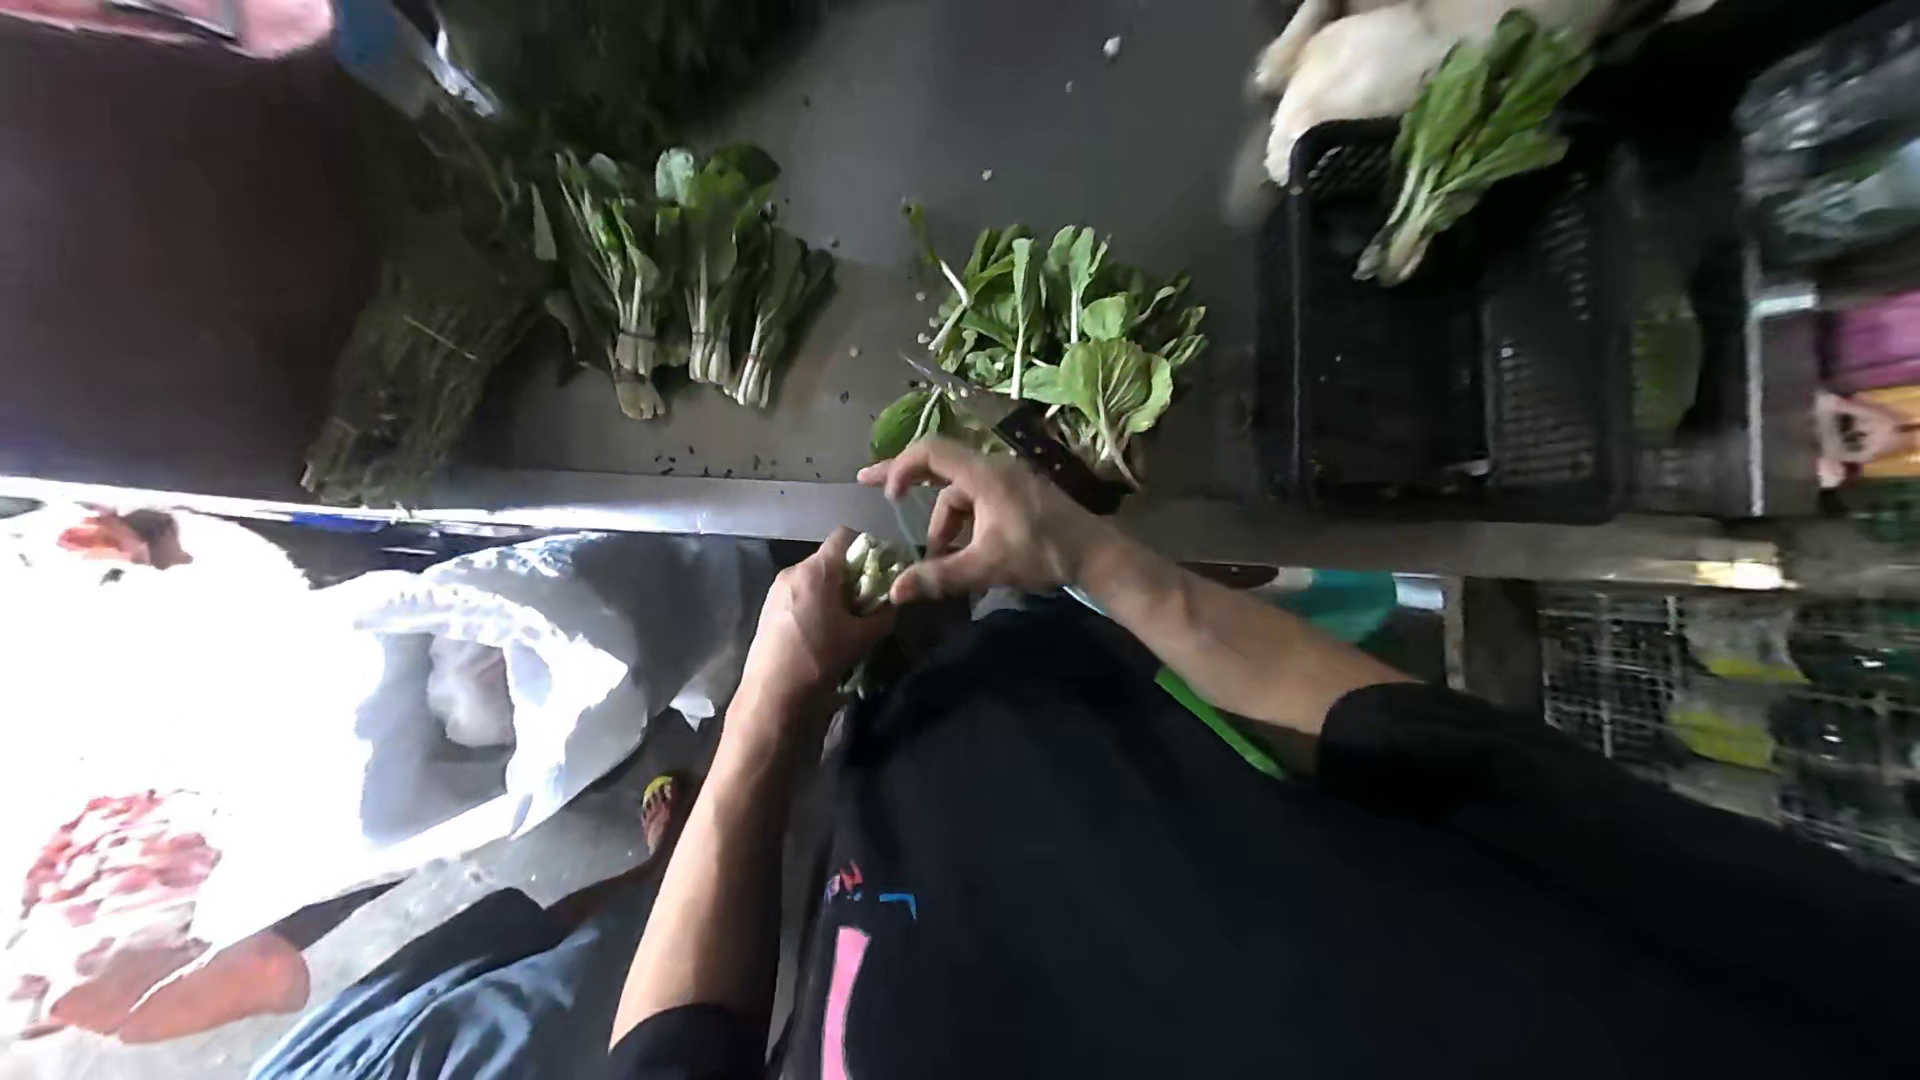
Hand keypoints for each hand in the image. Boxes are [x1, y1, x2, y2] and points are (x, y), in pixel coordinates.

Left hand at [733, 528, 893, 727]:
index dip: (867, 548)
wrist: (773, 697)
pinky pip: (799, 596)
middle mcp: (792, 572)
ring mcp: (776, 591)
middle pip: (829, 560)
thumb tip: (893, 603)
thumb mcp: (863, 637)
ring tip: (844, 622)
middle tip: (867, 602)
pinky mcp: (767, 610)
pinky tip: (822, 633)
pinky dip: (815, 605)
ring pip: (813, 579)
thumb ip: (884, 614)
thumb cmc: (820, 658)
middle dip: (851, 576)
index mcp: (816, 570)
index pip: (846, 535)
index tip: (879, 572)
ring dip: (832, 593)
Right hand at [856, 437, 1118, 603]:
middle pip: (941, 467)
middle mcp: (994, 467)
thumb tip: (894, 591)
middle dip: (908, 481)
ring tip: (942, 559)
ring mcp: (1008, 479)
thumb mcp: (986, 566)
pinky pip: (979, 499)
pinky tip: (965, 550)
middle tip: (873, 485)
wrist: (1096, 555)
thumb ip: (939, 577)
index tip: (885, 494)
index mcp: (985, 474)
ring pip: (961, 493)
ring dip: (945, 523)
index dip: (900, 466)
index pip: (931, 451)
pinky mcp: (1018, 492)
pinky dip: (965, 522)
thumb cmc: (1043, 554)